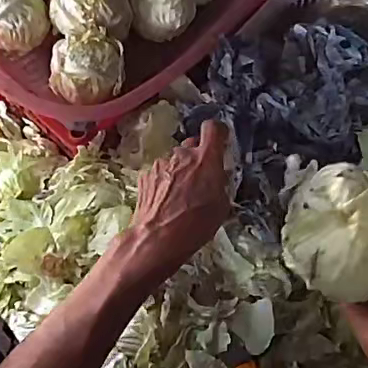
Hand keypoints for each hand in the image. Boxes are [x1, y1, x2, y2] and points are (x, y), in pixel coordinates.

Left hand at [115, 119, 231, 284]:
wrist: (157, 238)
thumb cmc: (196, 224)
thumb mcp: (221, 207)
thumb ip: (220, 183)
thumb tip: (217, 176)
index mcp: (206, 159)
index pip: (214, 128)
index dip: (218, 133)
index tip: (220, 142)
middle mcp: (182, 155)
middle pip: (192, 145)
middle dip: (197, 158)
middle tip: (200, 179)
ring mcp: (161, 164)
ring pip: (175, 160)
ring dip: (179, 171)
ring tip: (180, 196)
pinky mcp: (145, 175)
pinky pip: (160, 173)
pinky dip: (164, 182)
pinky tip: (165, 201)